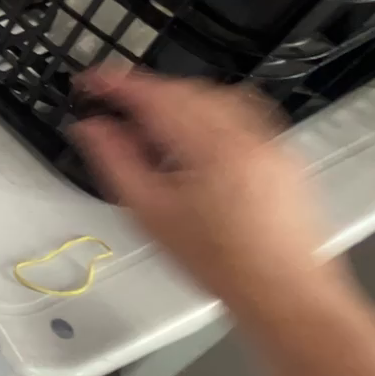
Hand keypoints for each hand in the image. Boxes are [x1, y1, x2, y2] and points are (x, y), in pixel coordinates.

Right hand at [68, 67, 331, 315]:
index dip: (115, 83)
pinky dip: (207, 107)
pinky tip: (189, 126)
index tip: (90, 81)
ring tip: (145, 111)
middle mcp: (247, 138)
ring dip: (174, 95)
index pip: (154, 96)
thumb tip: (91, 128)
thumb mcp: (147, 210)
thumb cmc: (218, 261)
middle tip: (110, 97)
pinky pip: (241, 112)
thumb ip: (114, 160)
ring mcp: (271, 145)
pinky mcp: (283, 157)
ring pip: (215, 96)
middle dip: (143, 88)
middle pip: (185, 90)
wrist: (284, 293)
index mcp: (211, 148)